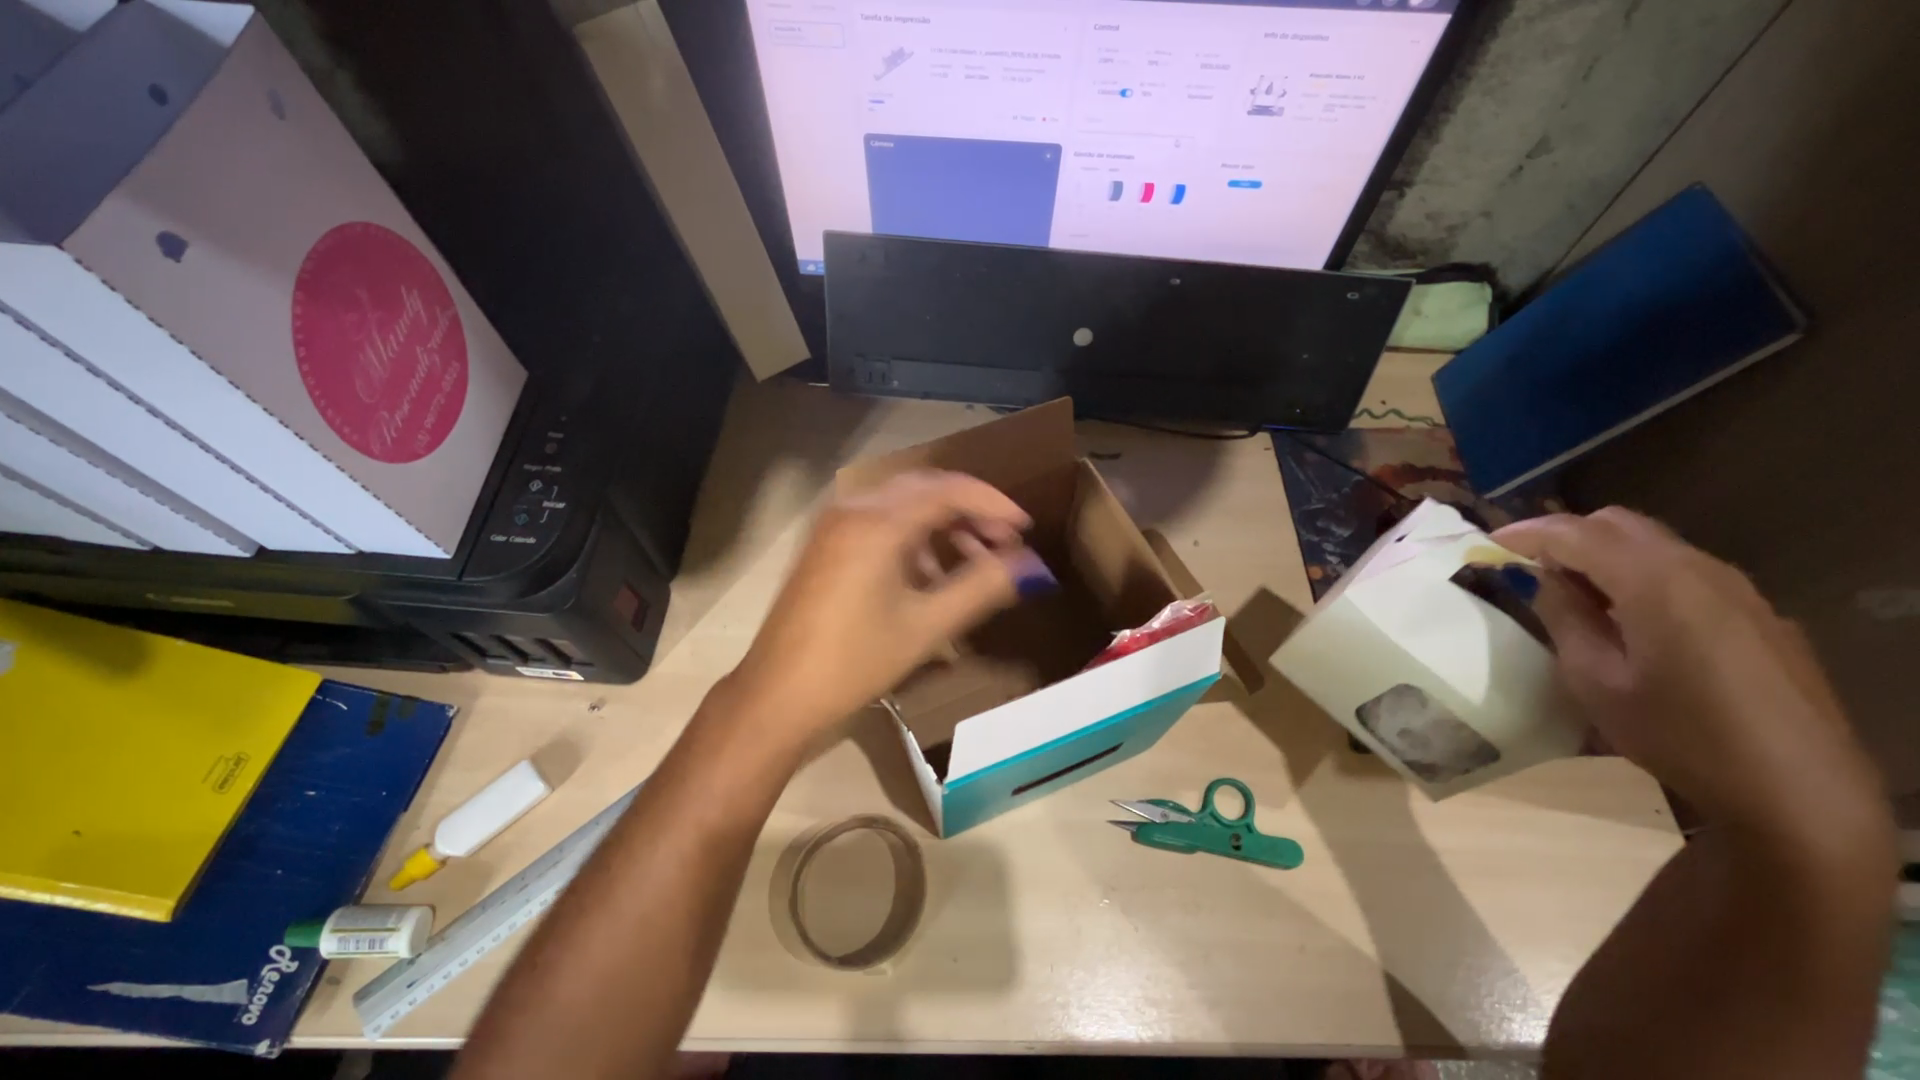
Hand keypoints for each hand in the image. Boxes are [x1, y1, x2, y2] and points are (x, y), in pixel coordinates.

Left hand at [723, 470, 1050, 747]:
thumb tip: (1030, 565)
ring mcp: (834, 525)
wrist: (779, 694)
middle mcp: (854, 508)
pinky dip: (913, 538)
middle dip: (969, 512)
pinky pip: (879, 523)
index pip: (949, 489)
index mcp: (879, 521)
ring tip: (972, 565)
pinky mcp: (825, 545)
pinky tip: (928, 578)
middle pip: (925, 489)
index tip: (1025, 529)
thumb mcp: (927, 626)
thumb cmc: (856, 661)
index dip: (994, 504)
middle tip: (1004, 545)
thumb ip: (983, 587)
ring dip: (941, 526)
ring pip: (902, 506)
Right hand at [1493, 508, 1883, 836]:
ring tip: (1574, 594)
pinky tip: (1632, 620)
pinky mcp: (1759, 615)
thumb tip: (1546, 580)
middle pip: (1620, 525)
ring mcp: (1738, 589)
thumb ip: (1565, 619)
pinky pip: (1686, 573)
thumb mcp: (1597, 683)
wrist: (1800, 790)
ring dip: (1606, 555)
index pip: (1576, 533)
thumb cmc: (1682, 737)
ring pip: (1656, 545)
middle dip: (1568, 535)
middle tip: (1529, 567)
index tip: (1489, 543)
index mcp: (1655, 581)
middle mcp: (1700, 568)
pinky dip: (1643, 576)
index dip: (1527, 533)